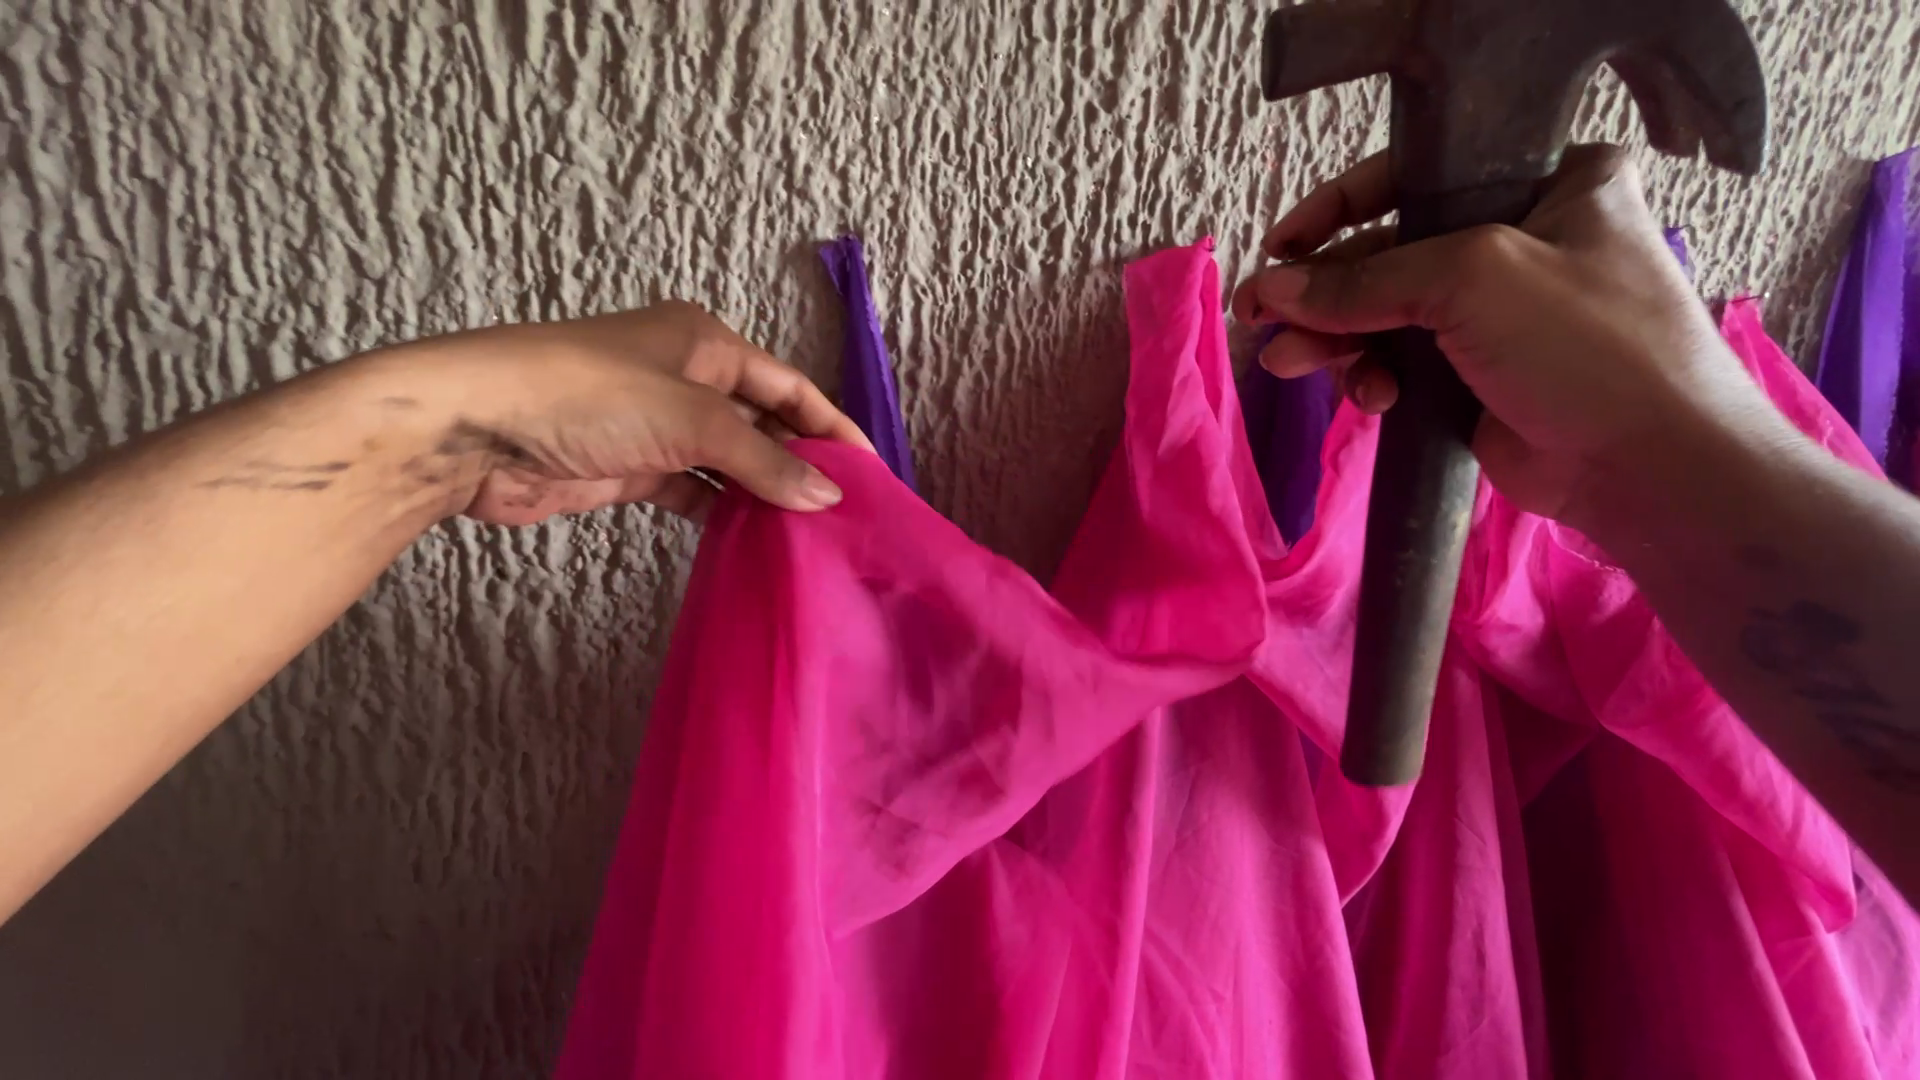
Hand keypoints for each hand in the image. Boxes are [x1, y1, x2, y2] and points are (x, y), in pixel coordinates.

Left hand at [383, 301, 873, 524]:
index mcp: (707, 344)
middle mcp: (688, 379)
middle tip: (844, 511)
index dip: (831, 426)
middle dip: (801, 463)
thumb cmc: (590, 396)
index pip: (789, 387)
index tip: (869, 471)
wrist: (473, 430)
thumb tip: (827, 499)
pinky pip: (697, 491)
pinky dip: (725, 511)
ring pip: (732, 462)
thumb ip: (764, 461)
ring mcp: (660, 426)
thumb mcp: (691, 418)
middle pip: (764, 424)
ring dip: (765, 492)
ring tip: (810, 532)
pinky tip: (755, 538)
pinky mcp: (633, 468)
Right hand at [1230, 144, 1788, 531]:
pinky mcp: (1467, 372)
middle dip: (1321, 293)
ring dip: (1332, 341)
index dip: (1337, 210)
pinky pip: (1394, 361)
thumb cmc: (1582, 343)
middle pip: (1386, 257)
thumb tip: (1268, 288)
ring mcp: (1490, 313)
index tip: (1278, 245)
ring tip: (1285, 363)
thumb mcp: (1473, 281)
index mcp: (1544, 184)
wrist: (1643, 462)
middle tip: (1256, 317)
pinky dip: (1371, 376)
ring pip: (1380, 317)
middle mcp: (1515, 241)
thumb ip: (1362, 283)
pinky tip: (1370, 398)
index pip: (1416, 178)